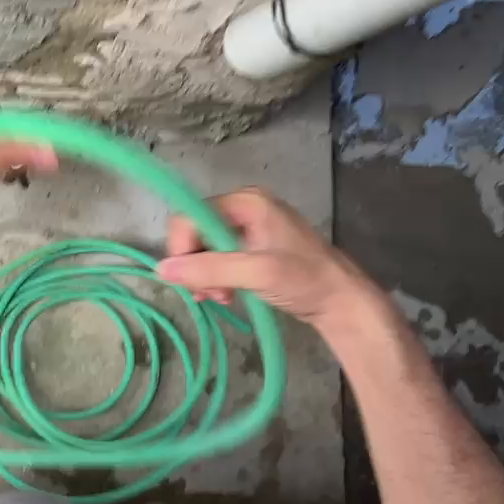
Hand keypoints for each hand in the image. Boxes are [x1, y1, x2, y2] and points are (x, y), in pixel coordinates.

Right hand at [155, 188, 381, 326]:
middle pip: (192, 233)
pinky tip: (225, 295)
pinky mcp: (247, 247)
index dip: (183, 249)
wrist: (342, 302)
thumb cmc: (306, 281)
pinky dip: (212, 279)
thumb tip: (161, 270)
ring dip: (202, 276)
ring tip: (220, 297)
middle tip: (209, 293)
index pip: (189, 218)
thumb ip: (209, 269)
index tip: (192, 281)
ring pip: (199, 248)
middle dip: (194, 266)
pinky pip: (213, 258)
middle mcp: (242, 207)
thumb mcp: (257, 273)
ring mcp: (245, 227)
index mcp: (245, 201)